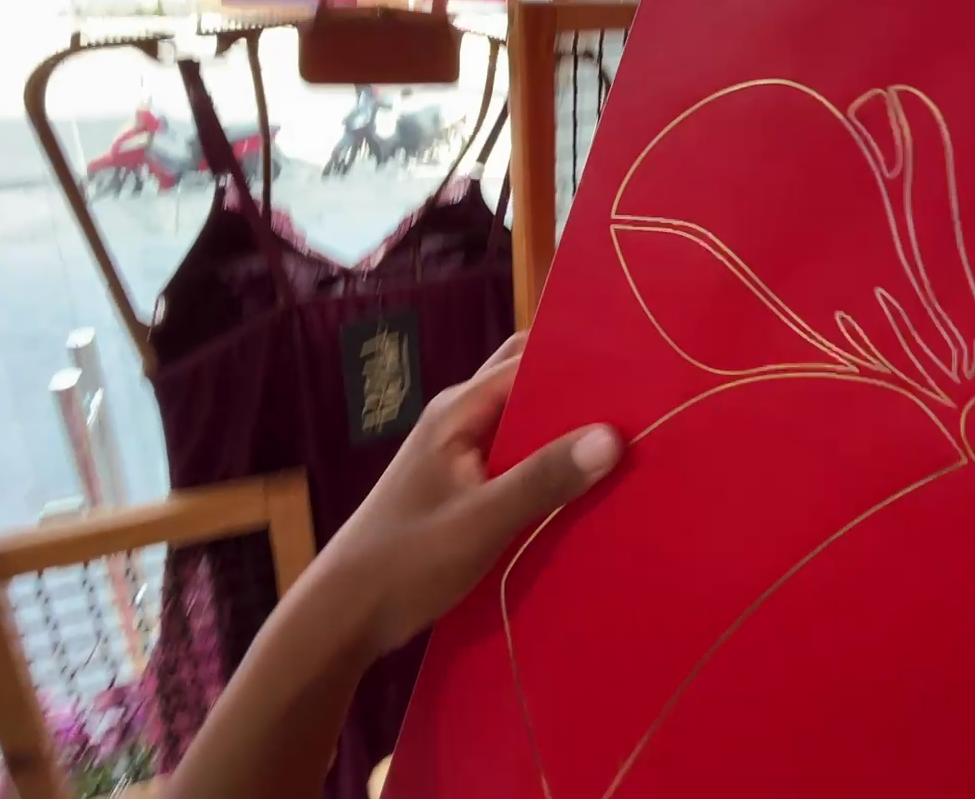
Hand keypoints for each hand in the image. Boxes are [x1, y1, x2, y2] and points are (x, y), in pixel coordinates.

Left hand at [292, 331, 623, 664]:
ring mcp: (461, 450)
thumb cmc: (404, 560)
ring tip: (622, 435)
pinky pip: (515, 454)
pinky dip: (547, 457)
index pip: (527, 359)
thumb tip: (613, 437)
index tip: (630, 366)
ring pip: (523, 420)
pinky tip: (582, 479)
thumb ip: (544, 478)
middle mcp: (461, 418)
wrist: (341, 616)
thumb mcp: (481, 521)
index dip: (577, 357)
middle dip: (575, 387)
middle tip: (633, 400)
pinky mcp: (464, 482)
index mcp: (460, 409)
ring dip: (564, 425)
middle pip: (526, 382)